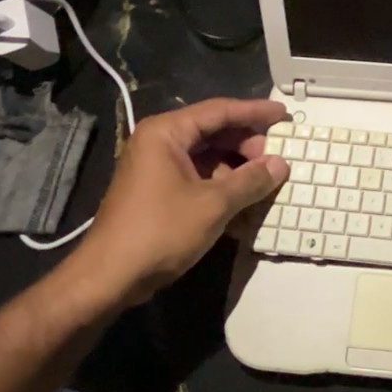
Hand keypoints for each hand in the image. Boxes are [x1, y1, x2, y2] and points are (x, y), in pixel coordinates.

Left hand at [63, 98, 288, 310]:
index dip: (255, 112)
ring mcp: (157, 168)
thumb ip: (250, 180)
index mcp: (167, 132)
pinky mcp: (158, 192)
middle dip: (247, 145)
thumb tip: (281, 164)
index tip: (284, 115)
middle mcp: (159, 142)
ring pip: (208, 157)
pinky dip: (221, 185)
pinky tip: (245, 201)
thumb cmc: (159, 231)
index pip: (219, 111)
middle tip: (277, 158)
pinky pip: (197, 177)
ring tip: (266, 181)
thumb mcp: (213, 205)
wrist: (107, 279)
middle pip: (214, 132)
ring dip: (237, 168)